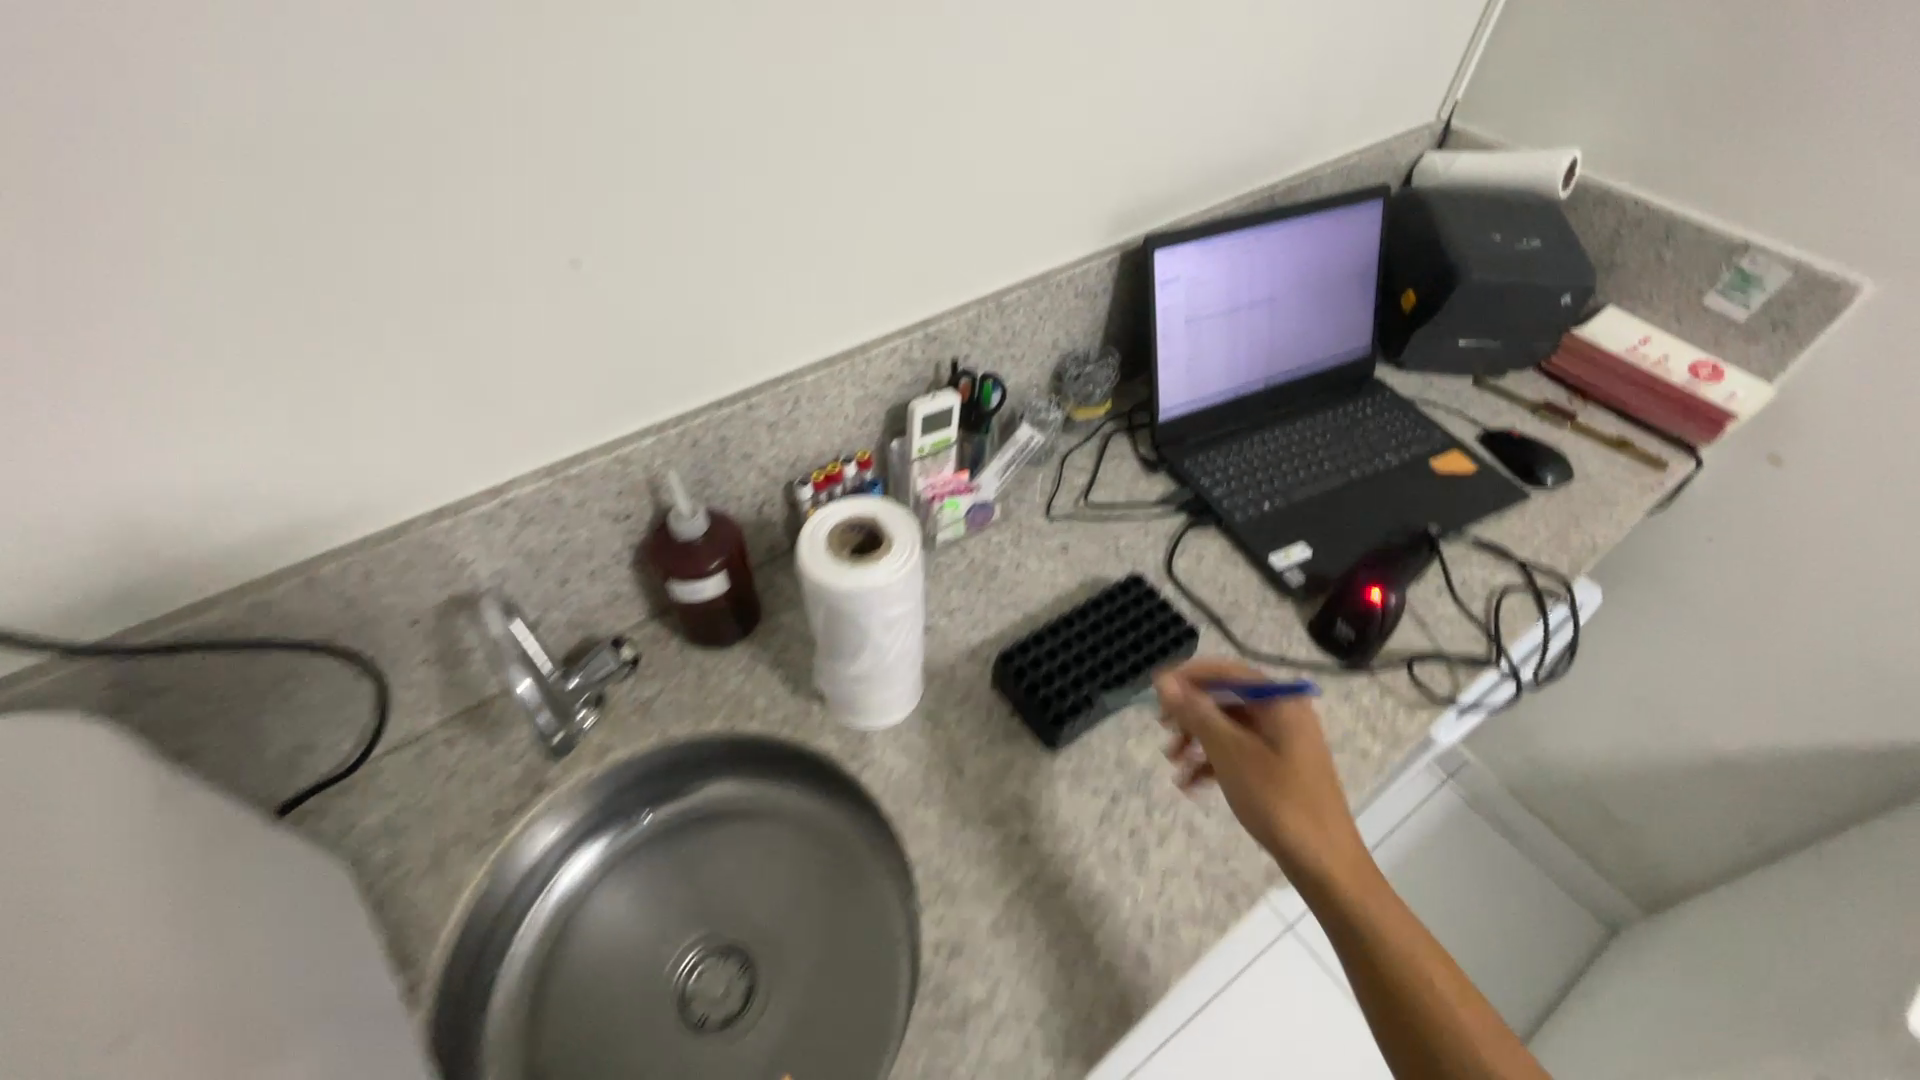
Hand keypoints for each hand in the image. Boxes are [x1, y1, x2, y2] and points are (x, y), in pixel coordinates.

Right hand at [1154, 657, 1367, 881]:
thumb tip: (1164, 680)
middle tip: (1162, 730)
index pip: (1226, 671)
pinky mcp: (1280, 767)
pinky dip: (1213, 761)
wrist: (1323, 862)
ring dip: (1197, 740)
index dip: (1187, 677)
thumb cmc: (1277, 800)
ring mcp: (1283, 742)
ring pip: (1230, 727)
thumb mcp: (1229, 752)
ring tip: (1173, 763)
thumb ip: (1196, 712)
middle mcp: (1284, 713)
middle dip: (1190, 714)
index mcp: (1279, 701)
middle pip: (1227, 698)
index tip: (1155, 692)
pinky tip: (1191, 783)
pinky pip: (1239, 751)